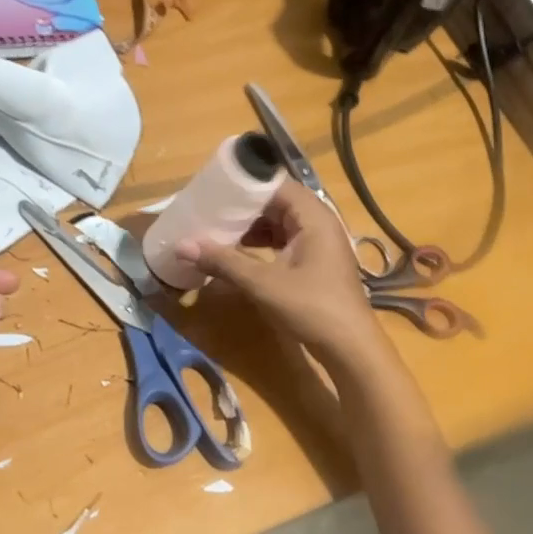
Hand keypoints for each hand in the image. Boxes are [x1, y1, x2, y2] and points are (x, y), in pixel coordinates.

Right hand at [176, 182, 384, 361]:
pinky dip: (262, 248)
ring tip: (217, 234)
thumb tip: (182, 246)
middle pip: (276, 204)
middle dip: (243, 210)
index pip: (275, 185)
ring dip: (250, 230)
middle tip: (208, 213)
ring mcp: (319, 246)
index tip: (213, 191)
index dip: (244, 187)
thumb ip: (223, 262)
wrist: (350, 348)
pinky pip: (284, 245)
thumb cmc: (310, 308)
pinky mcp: (316, 266)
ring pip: (279, 226)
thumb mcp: (262, 283)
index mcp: (313, 217)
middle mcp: (319, 224)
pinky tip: (238, 258)